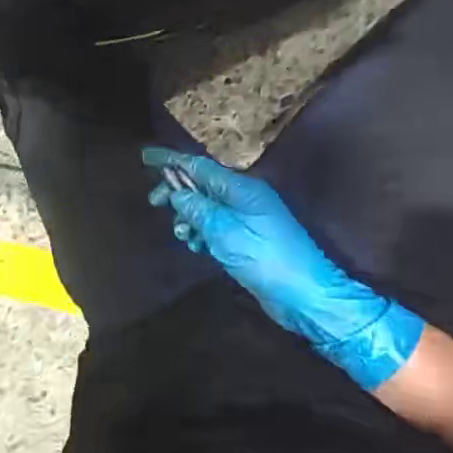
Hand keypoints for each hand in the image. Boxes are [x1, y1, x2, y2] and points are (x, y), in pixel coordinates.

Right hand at [142, 147, 423, 389]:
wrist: (307, 295)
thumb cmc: (268, 261)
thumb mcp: (227, 235)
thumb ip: (200, 211)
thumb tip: (177, 191)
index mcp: (243, 188)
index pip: (200, 166)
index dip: (172, 160)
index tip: (146, 156)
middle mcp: (245, 197)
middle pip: (203, 183)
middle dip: (177, 190)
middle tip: (153, 202)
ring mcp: (249, 217)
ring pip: (208, 206)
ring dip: (188, 215)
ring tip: (181, 235)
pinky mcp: (249, 237)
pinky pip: (217, 225)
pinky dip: (202, 231)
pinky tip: (195, 245)